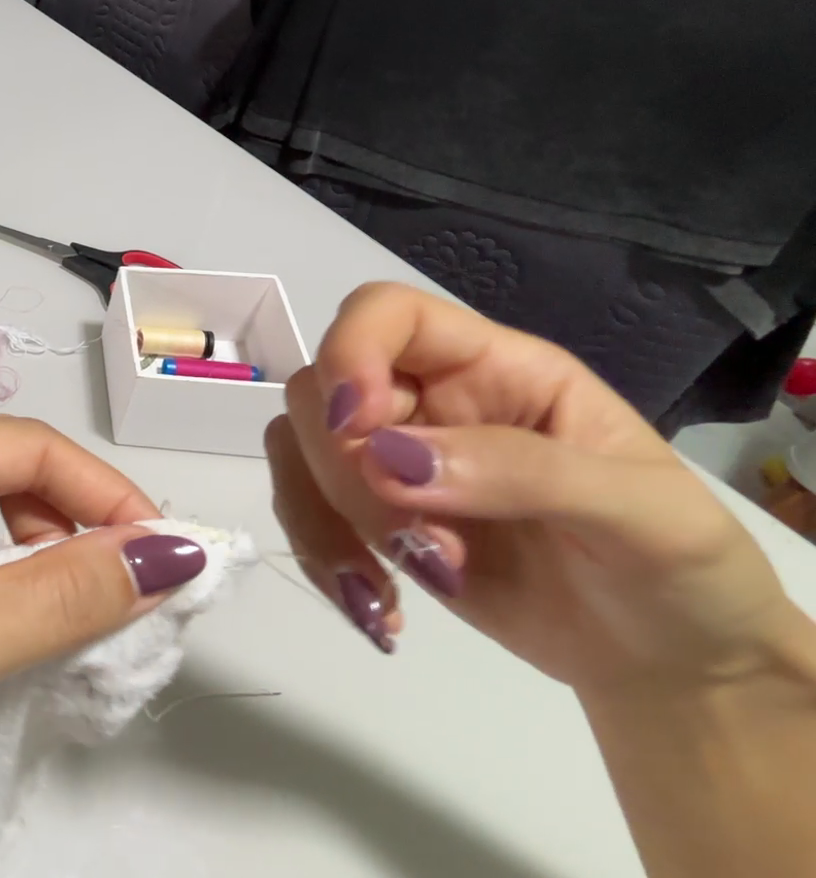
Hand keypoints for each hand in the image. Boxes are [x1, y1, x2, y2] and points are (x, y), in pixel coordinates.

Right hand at [265, 281, 809, 693]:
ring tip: (416, 583)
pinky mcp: (366, 519)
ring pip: (295, 451)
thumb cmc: (679, 573)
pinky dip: (321, 558)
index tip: (357, 427)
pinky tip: (381, 606)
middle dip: (348, 470)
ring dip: (330, 522)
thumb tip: (387, 460)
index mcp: (495, 370)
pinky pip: (298, 511)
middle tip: (425, 539)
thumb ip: (522, 472)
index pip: (386, 314)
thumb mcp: (642, 515)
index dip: (351, 352)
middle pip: (319, 389)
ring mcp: (387, 462)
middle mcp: (426, 403)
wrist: (662, 663)